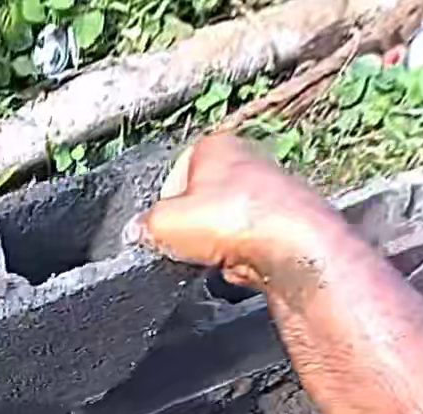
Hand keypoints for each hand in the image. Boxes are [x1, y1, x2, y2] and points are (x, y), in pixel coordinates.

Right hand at [127, 135, 354, 289]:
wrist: (285, 243)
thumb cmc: (231, 219)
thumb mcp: (162, 222)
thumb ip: (143, 225)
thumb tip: (136, 231)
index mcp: (214, 145)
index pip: (172, 176)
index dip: (162, 206)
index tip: (161, 226)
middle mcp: (243, 158)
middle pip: (197, 200)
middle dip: (188, 224)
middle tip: (184, 243)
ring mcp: (263, 187)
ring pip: (219, 221)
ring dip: (210, 241)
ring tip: (211, 253)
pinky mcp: (276, 217)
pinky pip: (240, 239)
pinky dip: (232, 252)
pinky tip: (232, 259)